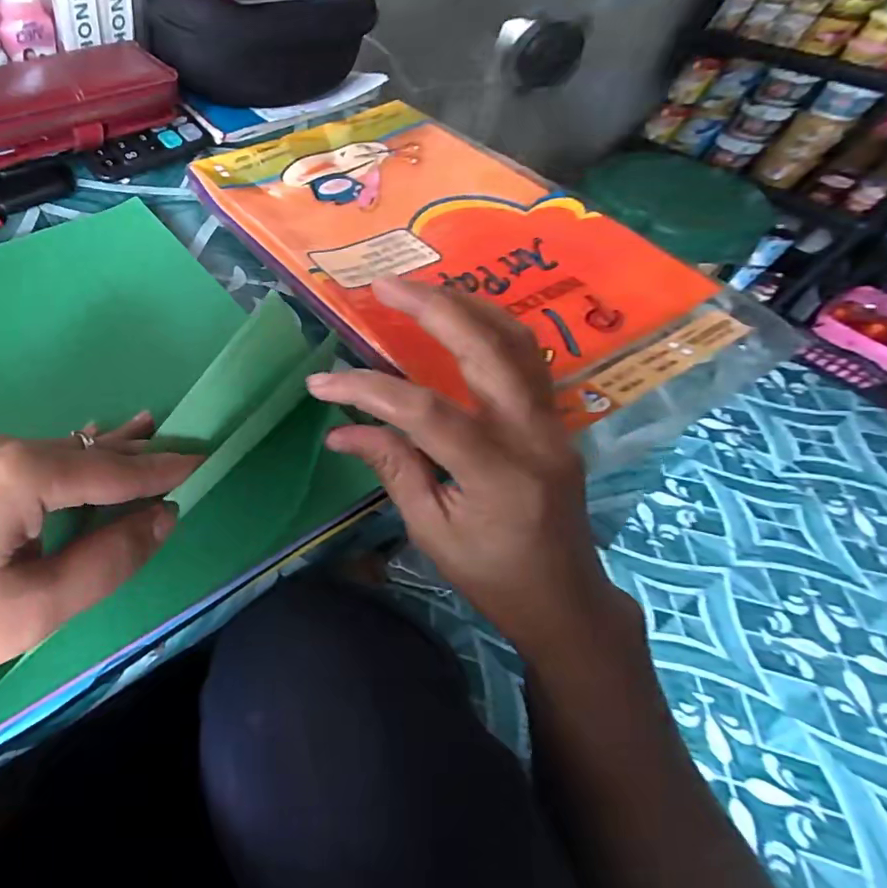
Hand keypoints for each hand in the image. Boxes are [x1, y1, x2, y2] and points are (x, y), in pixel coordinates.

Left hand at [0, 415, 197, 831]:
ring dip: (107, 453)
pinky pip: (38, 466)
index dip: (165, 467)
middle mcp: (5, 450)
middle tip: (192, 443)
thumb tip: (163, 517)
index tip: (213, 455)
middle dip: (140, 453)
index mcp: (25, 470)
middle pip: (90, 452)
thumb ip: (107, 558)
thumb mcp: (35, 607)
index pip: (115, 468)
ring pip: (63, 455)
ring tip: (153, 434)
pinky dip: (74, 466)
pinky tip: (89, 456)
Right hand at [303, 279, 630, 652]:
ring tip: (419, 289)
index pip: (423, 413)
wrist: (567, 601)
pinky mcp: (554, 420)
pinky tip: (458, 317)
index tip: (320, 383)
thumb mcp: (430, 528)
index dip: (367, 390)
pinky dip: (489, 328)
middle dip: (433, 311)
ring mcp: (552, 423)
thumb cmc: (492, 575)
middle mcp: (533, 436)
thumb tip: (340, 430)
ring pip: (517, 343)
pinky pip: (525, 359)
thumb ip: (392, 467)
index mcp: (497, 473)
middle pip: (488, 351)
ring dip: (467, 307)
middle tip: (384, 286)